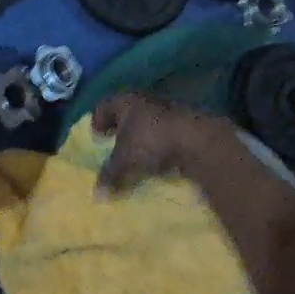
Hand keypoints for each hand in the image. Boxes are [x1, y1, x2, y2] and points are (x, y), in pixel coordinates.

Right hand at [91, 92, 233, 193]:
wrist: (197, 138)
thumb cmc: (151, 140)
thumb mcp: (126, 160)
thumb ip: (110, 174)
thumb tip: (97, 194)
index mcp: (125, 100)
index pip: (104, 105)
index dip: (98, 120)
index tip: (96, 136)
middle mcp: (143, 99)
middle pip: (126, 110)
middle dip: (119, 127)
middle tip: (114, 144)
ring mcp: (166, 107)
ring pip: (146, 119)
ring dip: (141, 134)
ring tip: (138, 153)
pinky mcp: (184, 119)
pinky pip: (163, 129)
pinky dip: (158, 140)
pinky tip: (160, 156)